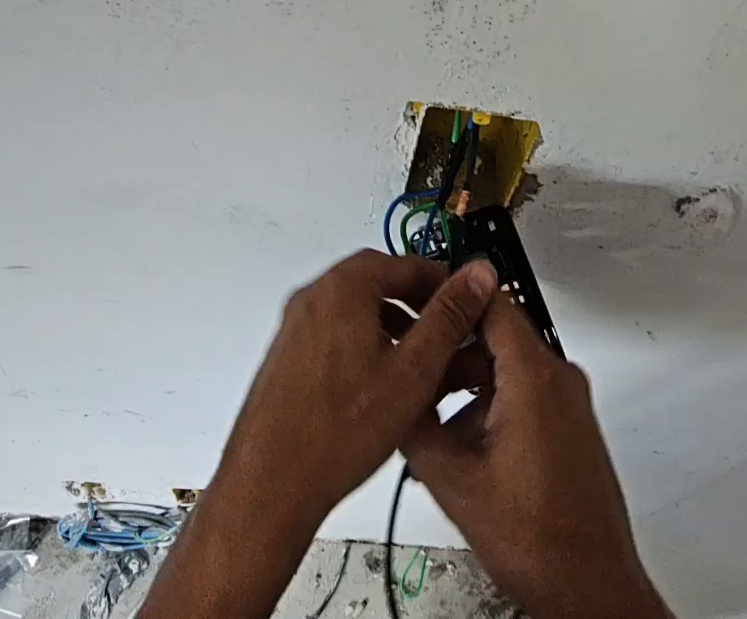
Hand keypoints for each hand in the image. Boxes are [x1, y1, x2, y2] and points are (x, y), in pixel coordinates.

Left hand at [219, 249, 497, 525]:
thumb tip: (476, 275)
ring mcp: (294, 326)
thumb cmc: (337, 433)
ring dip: (390, 318)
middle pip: (376, 278)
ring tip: (419, 353)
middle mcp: (313, 297)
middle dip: (415, 297)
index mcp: (343, 289)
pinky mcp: (286, 354)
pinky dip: (364, 337)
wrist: (270, 484)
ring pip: (353, 305)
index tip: (464, 299)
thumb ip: (449, 317)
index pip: (405, 262)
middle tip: (445, 323)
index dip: (442, 280)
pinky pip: (333, 328)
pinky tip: (381, 376)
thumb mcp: (414, 370)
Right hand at [402, 294, 671, 618]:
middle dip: (451, 353)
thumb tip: (393, 400)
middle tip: (416, 371)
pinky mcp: (570, 422)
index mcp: (535, 380)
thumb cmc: (541, 541)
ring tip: (434, 419)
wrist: (589, 585)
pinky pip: (525, 390)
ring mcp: (569, 401)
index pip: (493, 303)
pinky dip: (491, 402)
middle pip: (497, 336)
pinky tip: (465, 442)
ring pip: (508, 366)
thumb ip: (416, 427)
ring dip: (468, 383)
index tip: (425, 293)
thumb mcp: (453, 481)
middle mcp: (560, 380)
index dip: (454, 293)